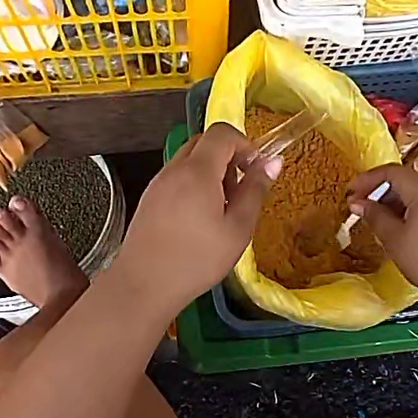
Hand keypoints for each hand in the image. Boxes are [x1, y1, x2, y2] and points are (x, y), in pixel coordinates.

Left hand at [110, 122, 278, 314]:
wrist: (144, 285)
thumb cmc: (197, 260)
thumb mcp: (238, 229)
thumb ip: (255, 191)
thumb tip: (273, 162)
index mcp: (197, 171)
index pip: (222, 133)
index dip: (245, 144)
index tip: (256, 170)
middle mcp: (174, 169)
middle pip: (204, 142)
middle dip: (228, 158)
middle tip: (240, 192)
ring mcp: (158, 183)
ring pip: (189, 160)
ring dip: (211, 173)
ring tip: (221, 211)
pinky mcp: (149, 199)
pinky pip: (177, 178)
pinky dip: (194, 186)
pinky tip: (200, 221)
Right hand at [347, 164, 417, 306]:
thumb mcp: (395, 239)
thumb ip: (375, 216)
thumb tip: (358, 202)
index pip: (392, 172)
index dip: (368, 179)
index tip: (351, 192)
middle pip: (406, 182)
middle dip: (381, 193)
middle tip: (362, 210)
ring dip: (395, 204)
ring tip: (379, 224)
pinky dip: (411, 213)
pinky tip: (402, 232)